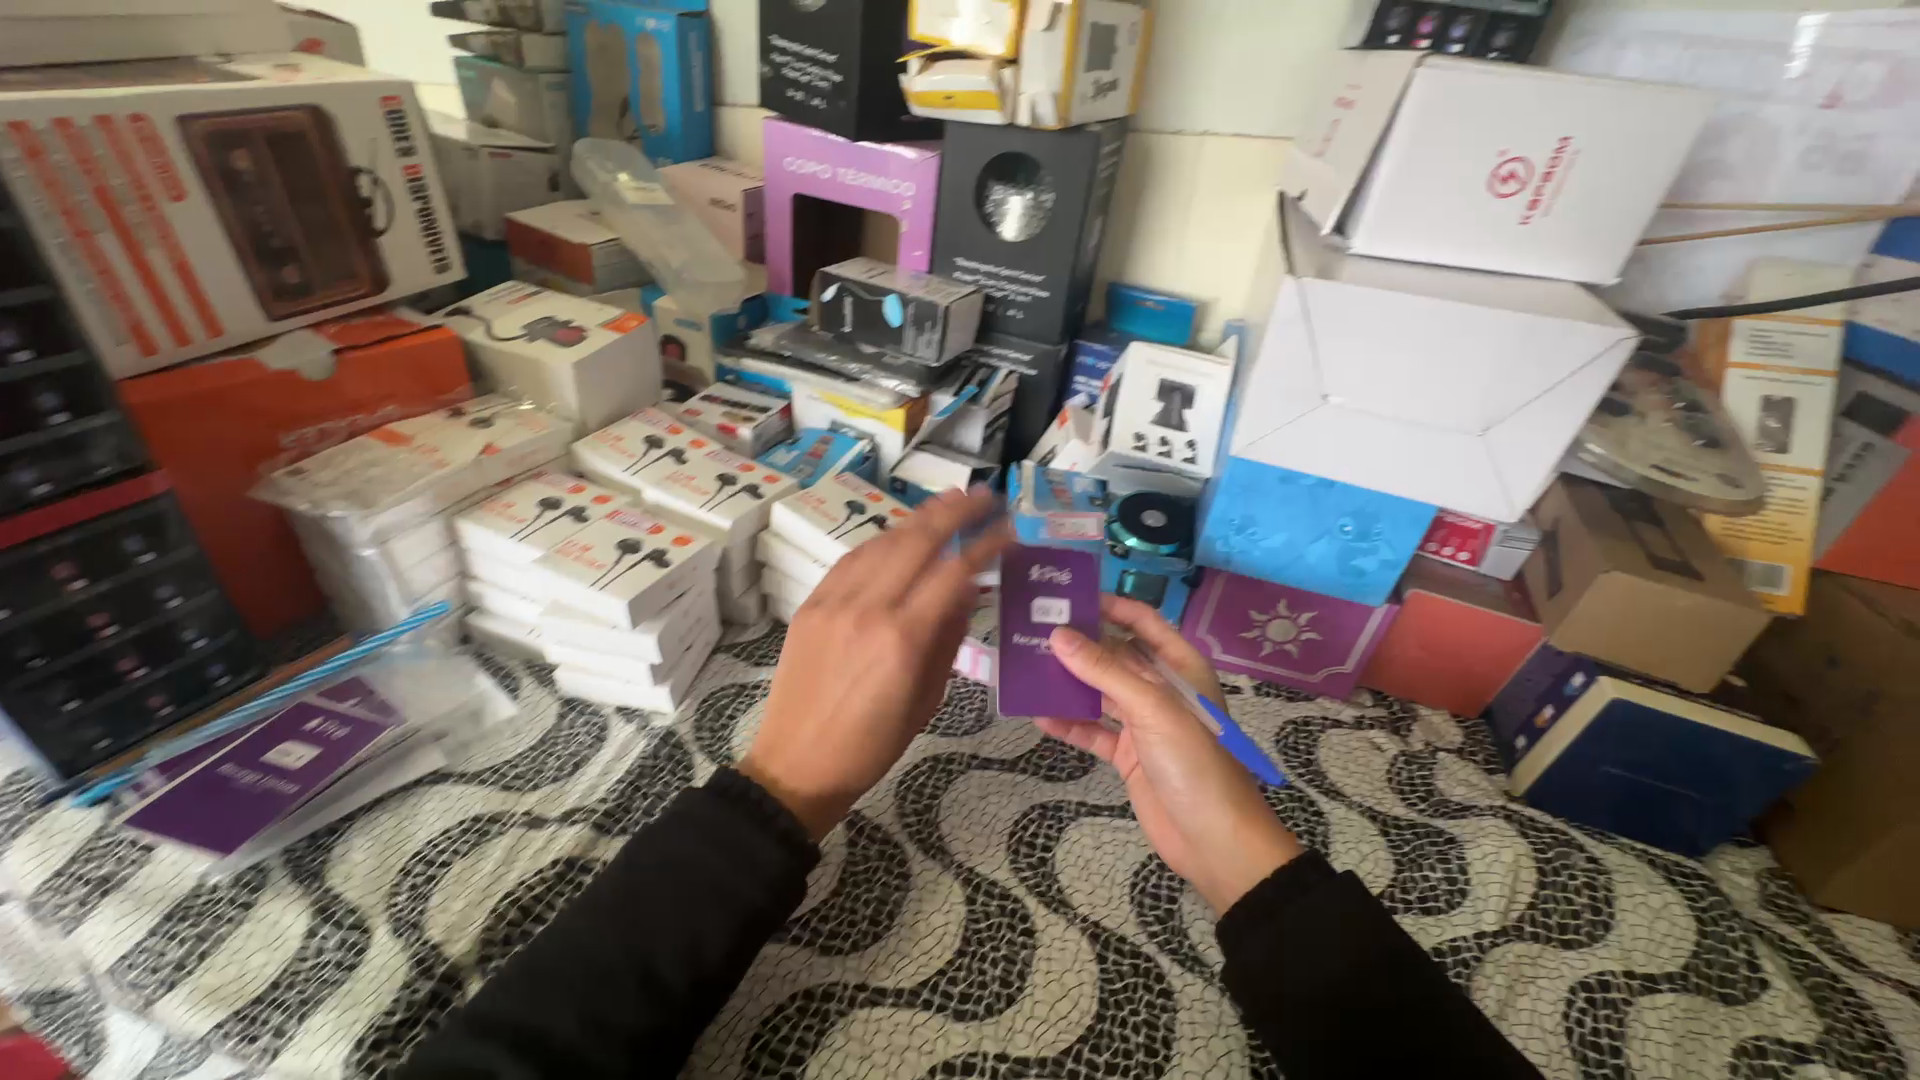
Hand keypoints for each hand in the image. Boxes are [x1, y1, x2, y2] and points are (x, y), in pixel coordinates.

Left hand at [742, 488, 1010, 840]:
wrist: (797, 763)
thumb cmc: (873, 745)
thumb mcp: (926, 698)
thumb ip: (948, 637)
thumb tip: (968, 589)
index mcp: (903, 639)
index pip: (954, 572)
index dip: (986, 545)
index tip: (1010, 530)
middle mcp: (867, 608)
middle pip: (917, 541)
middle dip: (955, 512)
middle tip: (984, 495)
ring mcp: (833, 601)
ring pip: (882, 542)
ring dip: (919, 519)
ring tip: (949, 504)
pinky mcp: (811, 604)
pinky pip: (852, 560)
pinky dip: (882, 541)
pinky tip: (901, 535)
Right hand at [1035, 596, 1302, 912]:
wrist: (1214, 840)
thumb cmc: (1193, 761)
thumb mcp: (1151, 707)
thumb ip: (1104, 670)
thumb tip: (1057, 635)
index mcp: (1180, 666)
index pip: (1142, 622)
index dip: (1109, 606)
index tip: (1067, 596)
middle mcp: (1160, 688)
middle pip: (1114, 655)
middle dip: (1077, 644)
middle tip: (1031, 630)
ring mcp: (1143, 722)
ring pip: (1098, 692)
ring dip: (1067, 683)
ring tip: (1025, 667)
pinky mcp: (1128, 754)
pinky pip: (1093, 730)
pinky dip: (1068, 723)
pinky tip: (1038, 715)